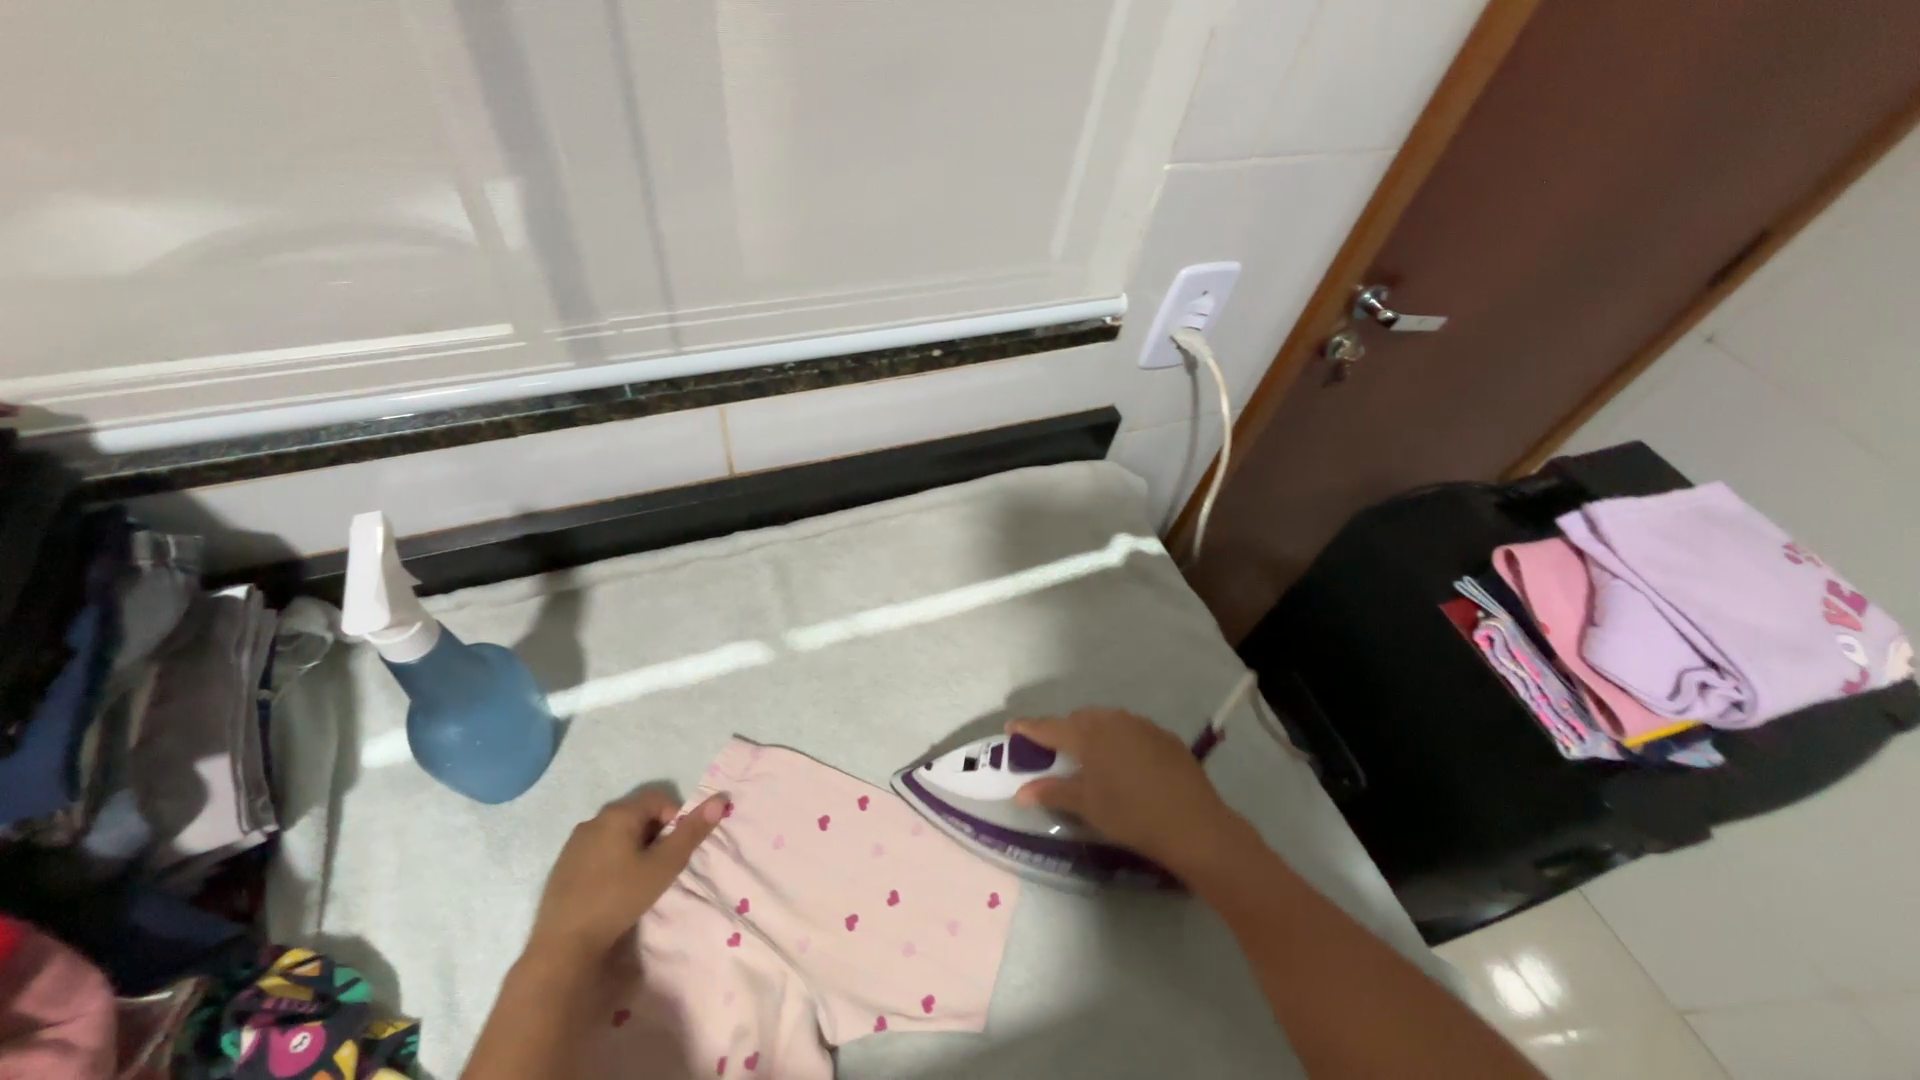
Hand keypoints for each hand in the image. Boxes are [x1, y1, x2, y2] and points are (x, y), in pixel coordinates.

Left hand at [524, 788, 728, 964]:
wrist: (565, 942)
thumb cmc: (619, 898)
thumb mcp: (664, 866)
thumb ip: (691, 832)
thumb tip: (720, 799)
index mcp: (618, 814)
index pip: (659, 798)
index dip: (676, 819)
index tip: (676, 849)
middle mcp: (593, 820)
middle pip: (637, 813)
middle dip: (656, 833)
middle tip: (661, 865)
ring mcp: (574, 841)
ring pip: (617, 831)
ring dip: (635, 846)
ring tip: (639, 877)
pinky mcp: (564, 863)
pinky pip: (598, 847)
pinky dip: (613, 857)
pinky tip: (614, 886)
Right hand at [1007, 708, 1250, 878]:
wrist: (1193, 824)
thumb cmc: (1131, 815)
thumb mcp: (1088, 806)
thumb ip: (1053, 792)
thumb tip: (1020, 792)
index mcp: (1088, 735)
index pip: (1050, 728)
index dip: (1028, 728)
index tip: (1011, 727)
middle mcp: (1113, 721)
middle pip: (1079, 719)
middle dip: (1063, 731)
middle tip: (1054, 753)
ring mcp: (1142, 725)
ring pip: (1107, 721)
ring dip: (1093, 732)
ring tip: (1089, 756)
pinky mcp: (1164, 736)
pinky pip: (1131, 730)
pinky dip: (1119, 740)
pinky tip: (1124, 763)